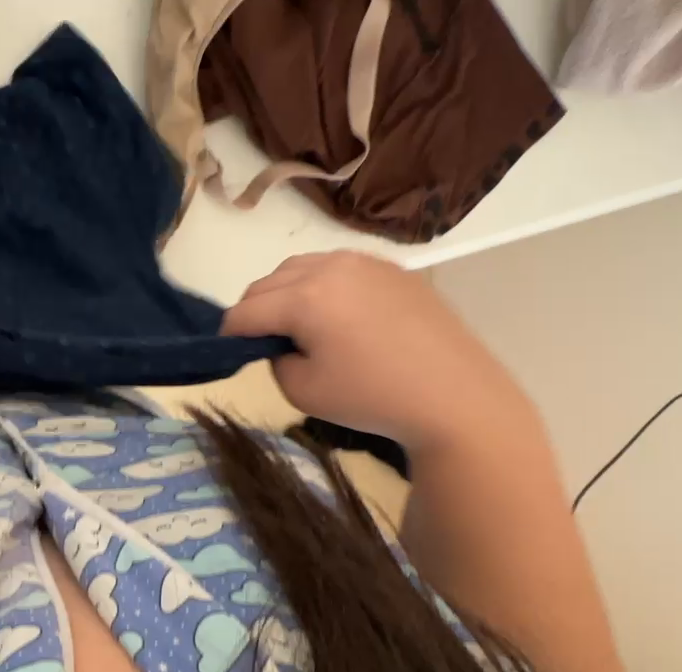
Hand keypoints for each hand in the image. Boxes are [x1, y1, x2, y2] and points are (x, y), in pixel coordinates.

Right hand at [221, 252, 534, 453]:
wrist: (452, 394)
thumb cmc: (370, 397)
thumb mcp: (300, 390)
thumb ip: (275, 359)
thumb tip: (278, 342)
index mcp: (304, 297)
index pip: (244, 311)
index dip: (228, 336)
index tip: (230, 356)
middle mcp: (331, 267)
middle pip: (267, 282)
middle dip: (255, 311)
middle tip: (264, 346)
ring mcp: (365, 263)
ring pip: (300, 268)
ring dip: (285, 294)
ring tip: (298, 329)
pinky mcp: (391, 269)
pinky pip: (336, 269)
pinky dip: (320, 288)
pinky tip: (335, 320)